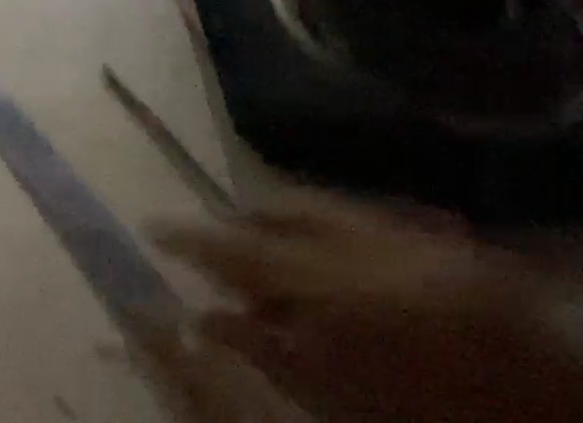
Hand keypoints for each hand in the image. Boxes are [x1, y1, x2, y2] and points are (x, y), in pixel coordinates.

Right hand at [155, 197, 582, 422]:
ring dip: (289, 219)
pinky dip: (342, 225)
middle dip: (242, 219)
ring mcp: (416, 238)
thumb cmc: (417, 416)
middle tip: (218, 240)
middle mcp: (367, 245)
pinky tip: (337, 256)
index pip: (232, 245)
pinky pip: (374, 214)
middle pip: (280, 207)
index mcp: (327, 285)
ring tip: (276, 249)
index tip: (151, 227)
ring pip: (326, 203)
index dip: (185, 234)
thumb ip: (258, 347)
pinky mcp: (453, 243)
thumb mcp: (328, 396)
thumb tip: (196, 315)